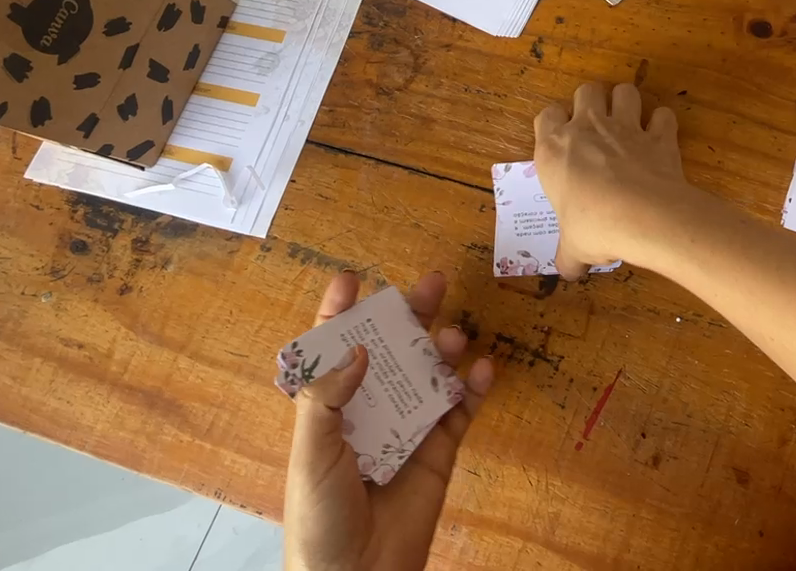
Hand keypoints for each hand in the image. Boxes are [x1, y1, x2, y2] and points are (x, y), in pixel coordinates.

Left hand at [283, 270, 494, 570]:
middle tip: (432, 284)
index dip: (340, 314)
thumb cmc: (321, 517)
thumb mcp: (312, 456)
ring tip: (453, 339)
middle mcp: (373, 407)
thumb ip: (328, 400)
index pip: (334, 351)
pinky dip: (476, 384)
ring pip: (432, 369)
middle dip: (411, 313)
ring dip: (445, 347)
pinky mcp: (442, 445)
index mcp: (333, 408)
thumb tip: (358, 350)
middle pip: (393, 348)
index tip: (351, 279)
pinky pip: (463, 406)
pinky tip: (483, 368)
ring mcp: (411, 423)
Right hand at [533, 82, 690, 275]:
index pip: (545, 115)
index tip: (561, 140)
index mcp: (554, 149)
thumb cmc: (593, 227)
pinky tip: (660, 137)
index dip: (554, 124)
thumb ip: (569, 256)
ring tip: (629, 122)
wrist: (642, 217)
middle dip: (591, 101)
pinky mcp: (659, 135)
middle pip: (586, 90)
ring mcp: (626, 127)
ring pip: (625, 90)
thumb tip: (569, 273)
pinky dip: (663, 123)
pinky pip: (663, 115)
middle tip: (596, 125)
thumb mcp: (574, 247)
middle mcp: (588, 128)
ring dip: (627, 102)